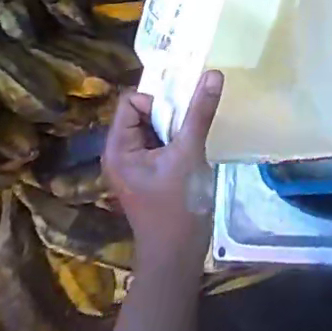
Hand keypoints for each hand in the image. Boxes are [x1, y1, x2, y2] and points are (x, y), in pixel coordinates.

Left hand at [102, 70, 222, 268]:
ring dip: (178, 122)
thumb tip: (213, 73)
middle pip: (143, 111)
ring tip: (197, 130)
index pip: (131, 101)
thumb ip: (199, 112)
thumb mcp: (189, 153)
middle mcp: (122, 153)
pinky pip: (164, 140)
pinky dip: (180, 136)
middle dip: (170, 109)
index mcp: (118, 149)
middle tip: (194, 116)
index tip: (183, 110)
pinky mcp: (153, 172)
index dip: (157, 99)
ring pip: (156, 125)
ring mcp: (137, 164)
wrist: (177, 257)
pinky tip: (197, 144)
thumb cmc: (176, 206)